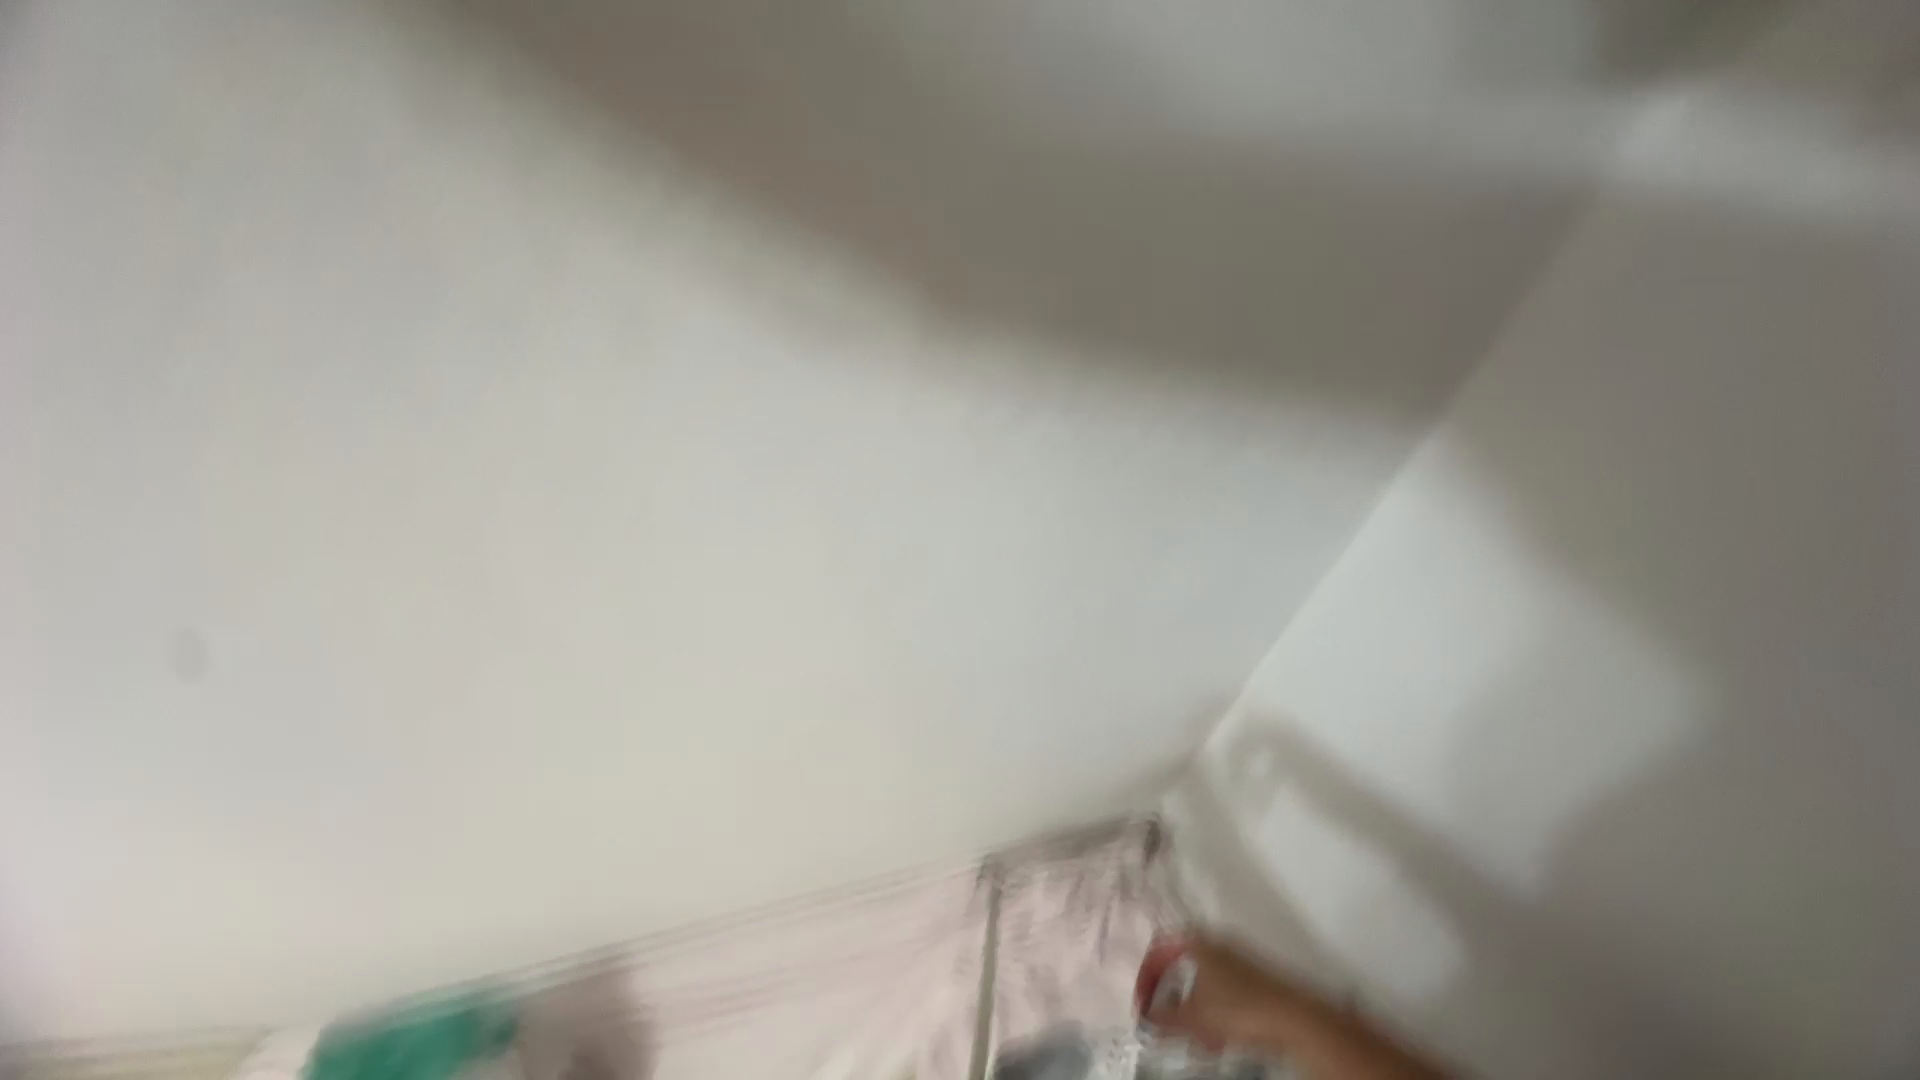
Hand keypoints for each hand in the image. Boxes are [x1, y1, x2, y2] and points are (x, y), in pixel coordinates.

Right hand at [1142, 936, 1306, 1051]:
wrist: (1293, 1018)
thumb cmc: (1238, 1007)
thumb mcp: (1193, 1016)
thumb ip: (1163, 1017)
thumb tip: (1145, 1018)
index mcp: (1197, 941)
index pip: (1160, 948)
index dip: (1146, 975)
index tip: (1143, 1001)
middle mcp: (1217, 942)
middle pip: (1183, 966)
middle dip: (1172, 996)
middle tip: (1167, 1020)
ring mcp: (1239, 959)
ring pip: (1204, 983)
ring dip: (1193, 1011)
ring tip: (1195, 1037)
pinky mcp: (1256, 980)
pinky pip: (1224, 993)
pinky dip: (1214, 1013)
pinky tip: (1218, 1037)